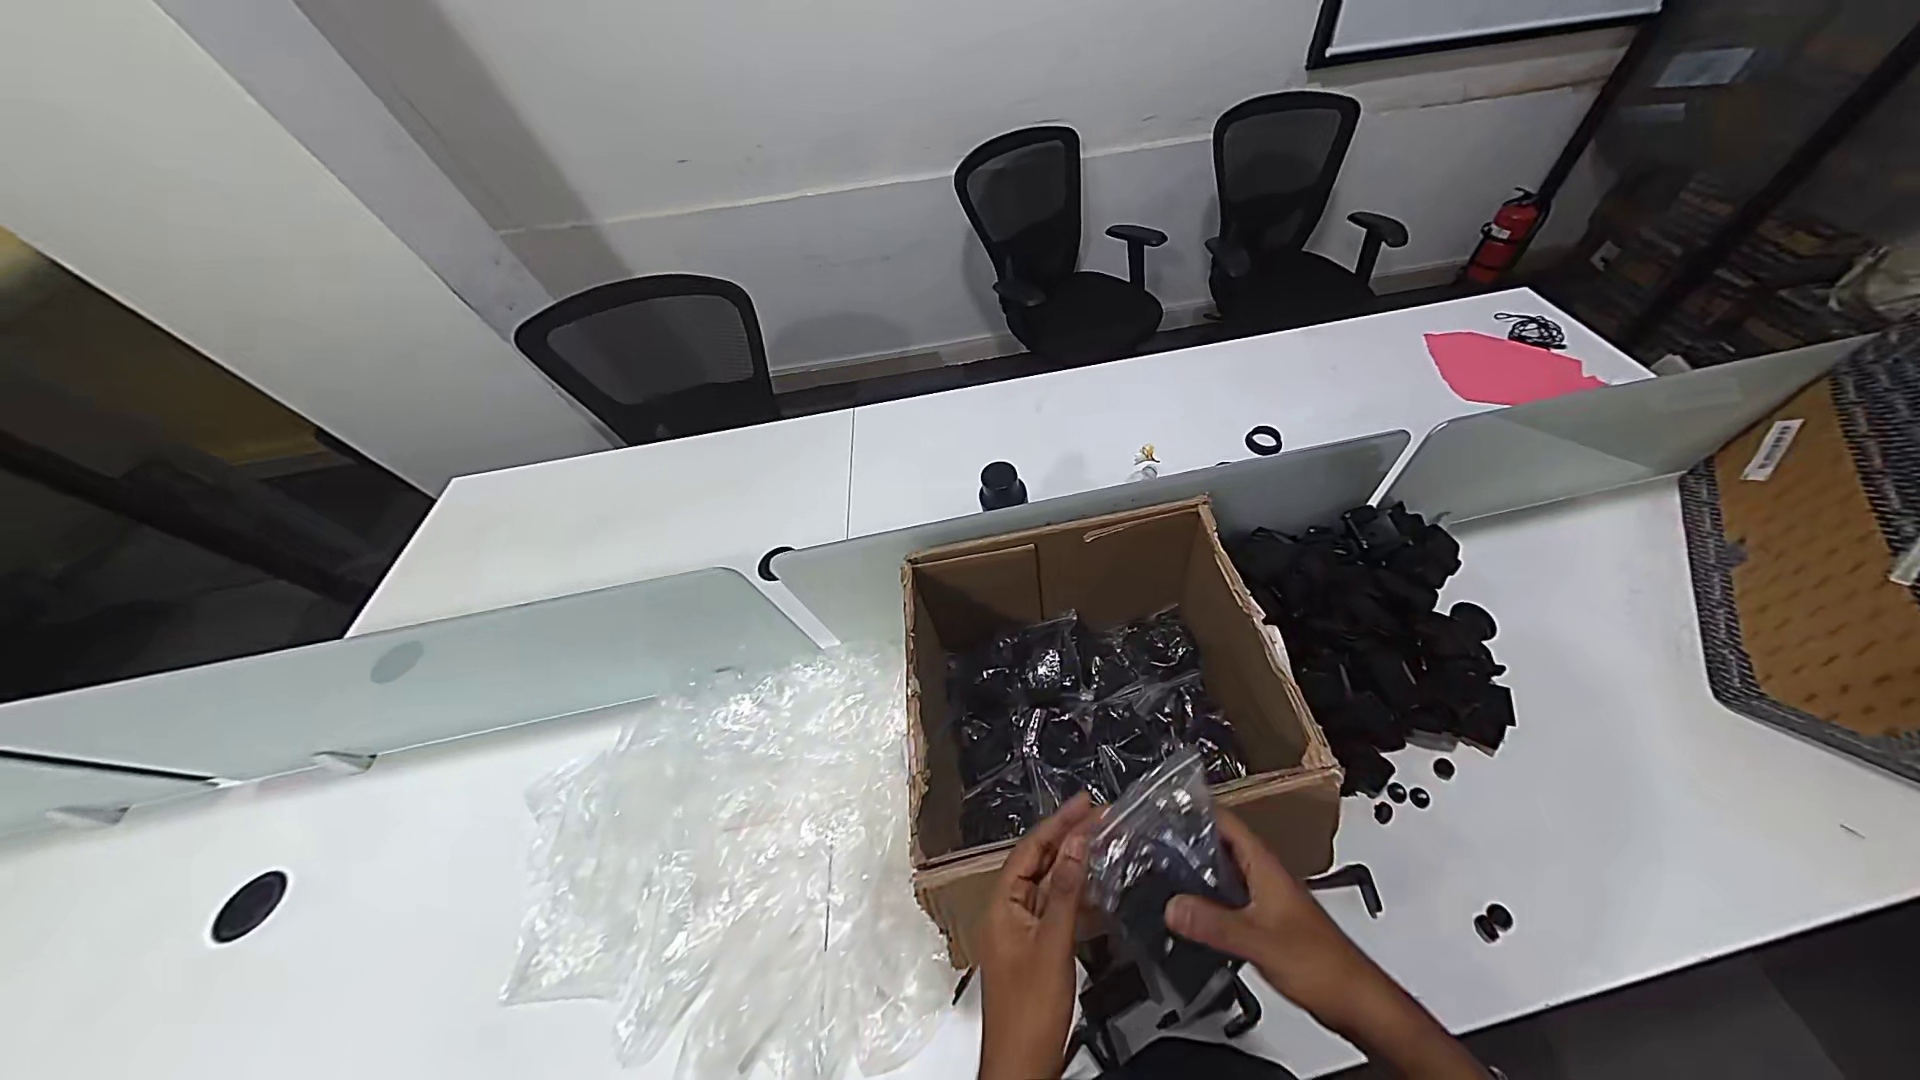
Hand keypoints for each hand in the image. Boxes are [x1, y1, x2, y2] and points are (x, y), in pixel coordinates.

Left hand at [975, 793, 1096, 1079]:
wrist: (1023, 1066)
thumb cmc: (1029, 1012)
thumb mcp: (1053, 944)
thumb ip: (1065, 891)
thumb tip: (1075, 845)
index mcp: (1001, 902)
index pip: (1030, 849)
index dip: (1058, 823)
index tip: (1083, 804)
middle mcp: (1008, 910)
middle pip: (1040, 863)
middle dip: (1068, 839)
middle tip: (1099, 817)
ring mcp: (1023, 929)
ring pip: (1050, 885)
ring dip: (1075, 865)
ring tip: (1103, 842)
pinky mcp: (1037, 948)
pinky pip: (1057, 910)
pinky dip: (1077, 896)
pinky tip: (1098, 889)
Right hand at [1165, 810, 1484, 1079]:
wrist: (1358, 1003)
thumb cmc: (1326, 965)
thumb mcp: (1259, 940)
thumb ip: (1214, 924)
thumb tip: (1174, 906)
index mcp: (1266, 867)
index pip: (1228, 821)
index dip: (1199, 808)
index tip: (1170, 801)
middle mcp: (1267, 878)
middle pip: (1223, 845)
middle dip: (1191, 838)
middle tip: (1158, 835)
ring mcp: (1268, 900)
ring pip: (1227, 872)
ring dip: (1200, 869)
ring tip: (1167, 869)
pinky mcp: (1269, 923)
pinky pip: (1232, 899)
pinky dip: (1211, 898)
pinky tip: (1196, 912)